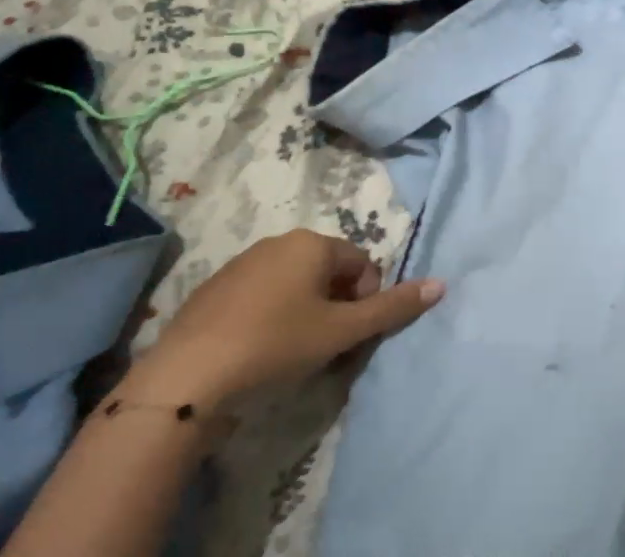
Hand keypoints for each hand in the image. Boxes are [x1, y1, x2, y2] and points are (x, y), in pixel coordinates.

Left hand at [125, 229, 444, 406]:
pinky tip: (258, 354)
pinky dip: (270, 320)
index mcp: (312, 243)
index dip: (367, 302)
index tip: (350, 336)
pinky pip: (260, 298)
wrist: (183, 381)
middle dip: (337, 307)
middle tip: (328, 347)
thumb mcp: (343, 331)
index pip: (363, 265)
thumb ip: (392, 307)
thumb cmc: (275, 345)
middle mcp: (277, 243)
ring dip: (306, 314)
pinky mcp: (210, 293)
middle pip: (329, 273)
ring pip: (294, 286)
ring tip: (293, 354)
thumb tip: (441, 284)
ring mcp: (239, 266)